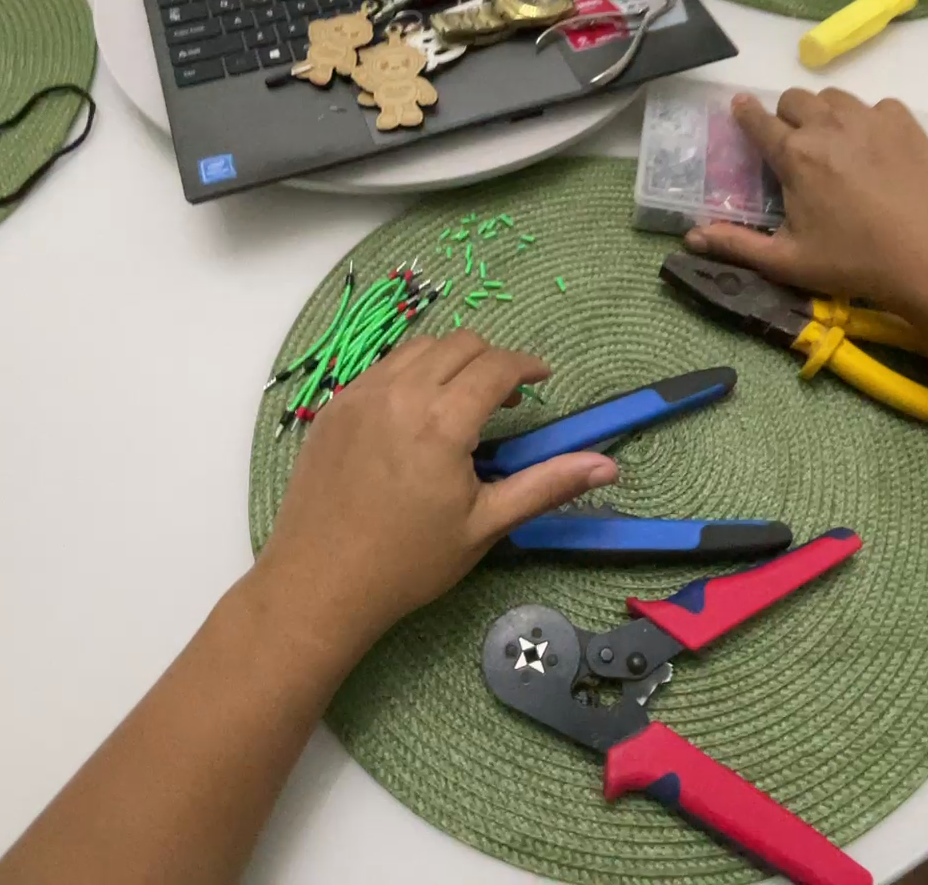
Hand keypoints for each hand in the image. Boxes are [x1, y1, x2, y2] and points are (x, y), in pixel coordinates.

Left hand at [254, 331, 617, 639]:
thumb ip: (547, 485)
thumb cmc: (408, 561)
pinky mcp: (335, 406)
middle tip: (505, 398)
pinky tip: (416, 413)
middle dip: (492, 359)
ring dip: (451, 360)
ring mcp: (360, 394)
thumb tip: (608, 466)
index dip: (527, 365)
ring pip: (418, 348)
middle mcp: (400, 393)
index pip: (496, 366)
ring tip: (462, 400)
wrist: (318, 584)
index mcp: (442, 421)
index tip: (543, 377)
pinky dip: (412, 372)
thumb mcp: (485, 525)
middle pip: (459, 343)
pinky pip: (383, 367)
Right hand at [685, 90, 927, 313]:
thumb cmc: (853, 262)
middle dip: (784, 115)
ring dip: (821, 114)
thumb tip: (689, 238)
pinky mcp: (906, 123)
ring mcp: (872, 119)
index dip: (744, 114)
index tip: (739, 108)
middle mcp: (829, 126)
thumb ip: (735, 245)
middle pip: (795, 99)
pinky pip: (874, 106)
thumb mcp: (786, 261)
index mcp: (794, 156)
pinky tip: (870, 151)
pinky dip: (864, 120)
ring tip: (828, 145)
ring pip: (833, 97)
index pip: (758, 121)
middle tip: (790, 146)